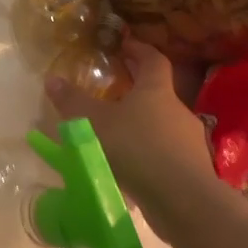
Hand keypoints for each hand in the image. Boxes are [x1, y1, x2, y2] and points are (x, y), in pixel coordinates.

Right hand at [44, 40, 210, 202]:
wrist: (185, 203)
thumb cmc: (137, 148)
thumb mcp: (94, 122)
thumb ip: (73, 101)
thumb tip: (52, 79)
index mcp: (157, 91)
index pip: (154, 60)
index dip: (139, 49)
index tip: (125, 45)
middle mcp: (179, 112)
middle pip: (159, 94)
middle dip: (138, 92)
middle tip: (114, 94)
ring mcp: (192, 143)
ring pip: (165, 127)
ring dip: (145, 128)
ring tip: (121, 137)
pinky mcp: (196, 173)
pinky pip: (170, 156)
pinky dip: (153, 156)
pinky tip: (135, 169)